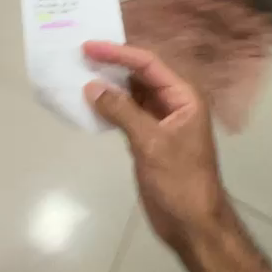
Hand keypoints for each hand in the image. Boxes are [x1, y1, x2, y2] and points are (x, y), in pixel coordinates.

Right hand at [83, 41, 229, 250]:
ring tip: (79, 72)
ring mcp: (160, 121)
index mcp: (184, 97)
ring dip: (109, 84)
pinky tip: (89, 102)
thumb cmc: (180, 181)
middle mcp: (174, 103)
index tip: (89, 46)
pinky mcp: (148, 138)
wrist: (192, 224)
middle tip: (80, 54)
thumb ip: (122, 111)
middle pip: (141, 74)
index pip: (149, 64)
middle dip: (112, 64)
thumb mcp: (151, 143)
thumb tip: (92, 87)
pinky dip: (109, 106)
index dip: (119, 53)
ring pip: (132, 93)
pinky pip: (126, 112)